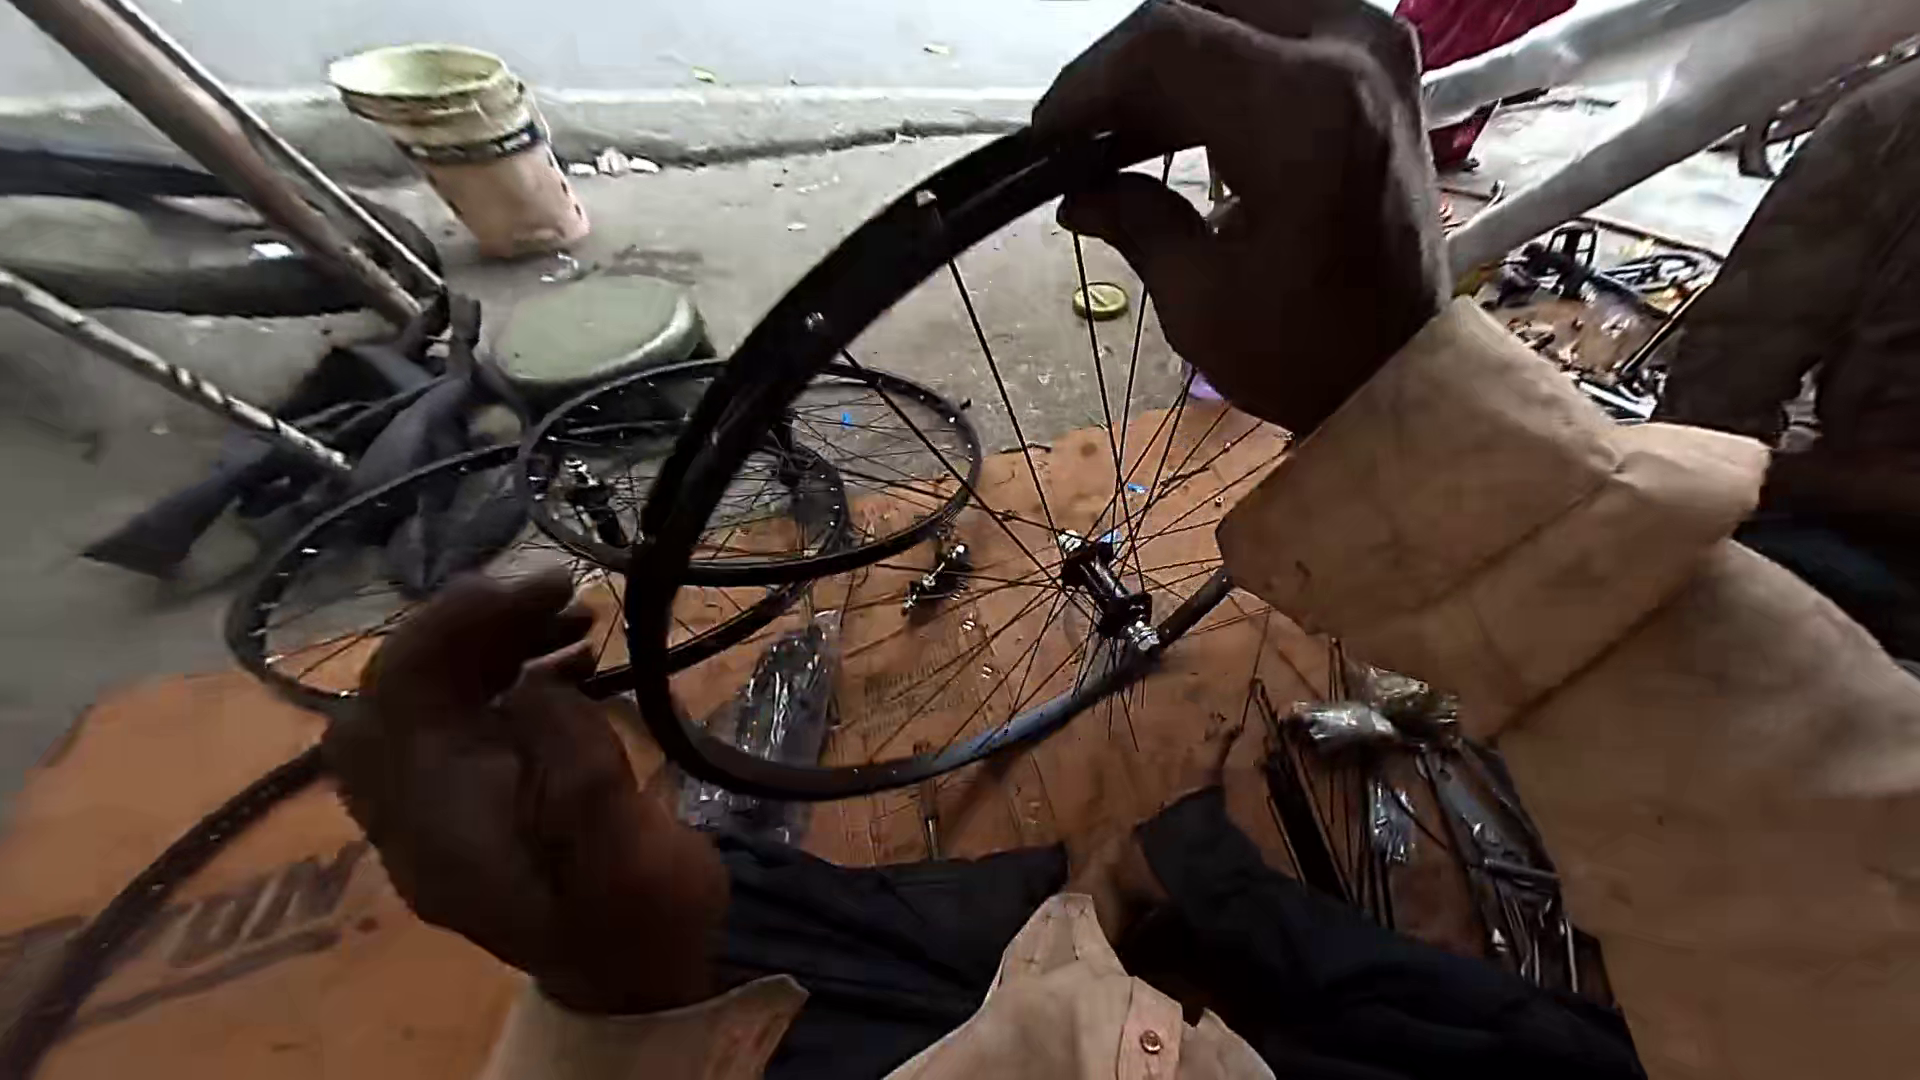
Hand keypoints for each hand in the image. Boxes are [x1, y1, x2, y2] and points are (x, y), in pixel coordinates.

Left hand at [323, 573, 727, 1013]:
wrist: (649, 964)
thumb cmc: (642, 916)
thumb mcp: (622, 852)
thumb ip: (576, 769)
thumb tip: (537, 684)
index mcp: (439, 827)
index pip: (399, 698)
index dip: (457, 625)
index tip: (543, 585)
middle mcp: (423, 807)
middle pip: (403, 688)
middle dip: (472, 625)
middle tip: (556, 593)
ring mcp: (456, 797)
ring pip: (438, 693)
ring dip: (497, 640)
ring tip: (576, 614)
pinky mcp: (495, 787)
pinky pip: (478, 709)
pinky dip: (519, 666)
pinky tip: (577, 656)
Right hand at [1034, 0, 1448, 433]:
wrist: (1393, 363)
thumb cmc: (1296, 351)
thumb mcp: (1197, 301)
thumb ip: (1135, 225)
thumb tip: (1075, 197)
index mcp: (1300, 118)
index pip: (1165, 44)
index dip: (1087, 84)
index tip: (1044, 137)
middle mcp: (1347, 50)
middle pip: (1199, 3)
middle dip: (1122, 65)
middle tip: (1079, 134)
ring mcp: (1370, 45)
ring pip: (1234, 7)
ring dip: (1164, 66)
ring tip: (1113, 136)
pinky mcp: (1373, 64)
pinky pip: (1270, 31)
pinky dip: (1210, 69)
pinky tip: (1170, 127)